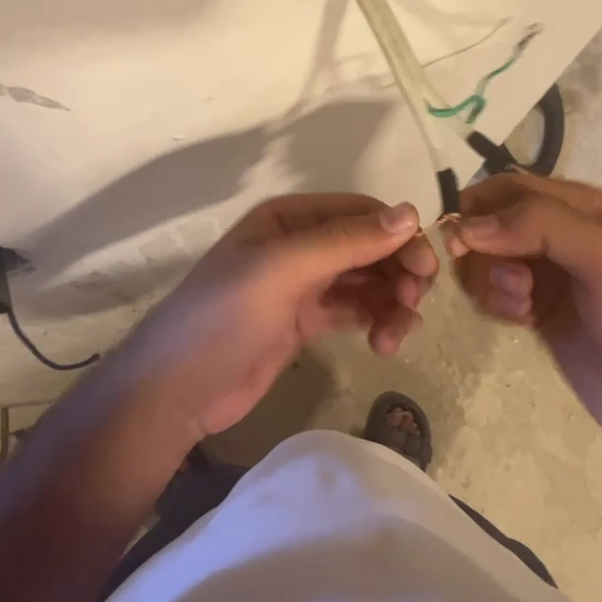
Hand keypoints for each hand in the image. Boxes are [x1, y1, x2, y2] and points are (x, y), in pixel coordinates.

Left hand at [110, 194, 438, 437]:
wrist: (176, 389)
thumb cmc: (223, 317)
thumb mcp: (282, 270)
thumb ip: (345, 241)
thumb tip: (411, 213)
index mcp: (289, 218)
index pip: (361, 212)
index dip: (399, 235)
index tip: (425, 269)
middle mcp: (299, 244)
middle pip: (370, 247)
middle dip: (398, 271)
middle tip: (413, 305)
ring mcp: (303, 284)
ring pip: (368, 281)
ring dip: (391, 302)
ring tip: (393, 337)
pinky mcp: (306, 321)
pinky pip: (356, 310)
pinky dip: (376, 321)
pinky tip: (384, 344)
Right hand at [445, 174, 601, 449]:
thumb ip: (541, 226)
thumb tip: (466, 227)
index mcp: (583, 207)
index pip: (509, 188)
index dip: (478, 208)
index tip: (460, 242)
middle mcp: (560, 233)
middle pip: (490, 222)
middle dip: (482, 249)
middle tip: (509, 282)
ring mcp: (548, 275)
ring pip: (486, 259)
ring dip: (489, 280)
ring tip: (521, 305)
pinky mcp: (538, 312)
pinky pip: (493, 292)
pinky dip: (494, 302)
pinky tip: (521, 321)